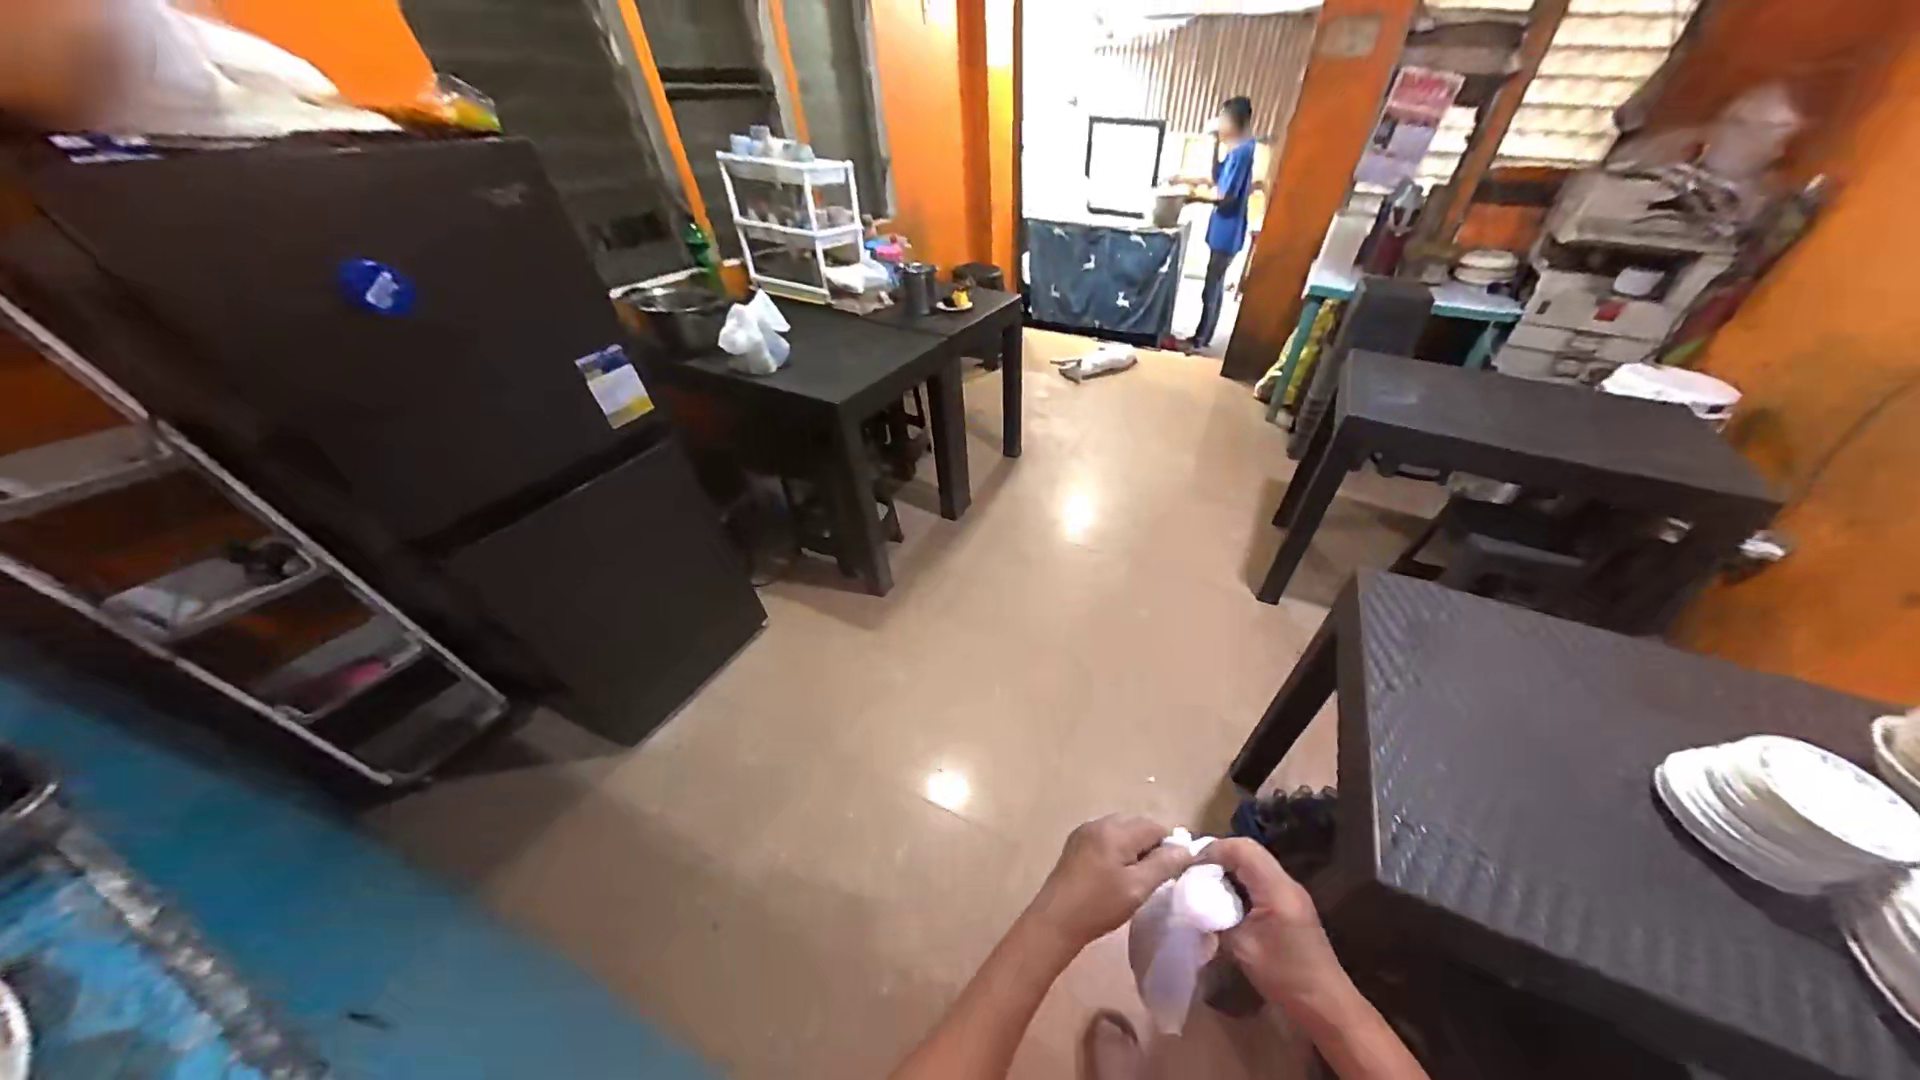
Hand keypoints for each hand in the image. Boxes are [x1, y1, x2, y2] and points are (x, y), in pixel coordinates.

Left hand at [1022, 815, 1191, 952]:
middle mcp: (1100, 822)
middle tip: (1151, 877)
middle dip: (1150, 846)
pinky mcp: (1076, 842)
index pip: (1155, 826)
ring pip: (1121, 830)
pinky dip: (1116, 849)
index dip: (1167, 847)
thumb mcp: (1138, 888)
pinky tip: (1114, 874)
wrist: (1057, 919)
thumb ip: (1164, 865)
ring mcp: (1085, 830)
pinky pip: (1106, 836)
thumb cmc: (1100, 905)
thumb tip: (1186, 849)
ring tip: (1133, 878)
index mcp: (1116, 830)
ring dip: (1133, 847)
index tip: (1168, 873)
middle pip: (1137, 824)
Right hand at [1199, 838, 1347, 1007]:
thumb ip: (1215, 917)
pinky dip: (1240, 879)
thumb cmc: (1285, 977)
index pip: (1240, 848)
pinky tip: (1227, 899)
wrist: (1328, 1007)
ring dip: (1229, 866)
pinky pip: (1260, 877)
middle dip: (1218, 855)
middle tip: (1195, 872)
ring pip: (1254, 861)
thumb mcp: (1241, 947)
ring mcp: (1291, 892)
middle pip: (1248, 849)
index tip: (1190, 869)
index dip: (1212, 851)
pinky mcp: (1291, 903)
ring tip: (1206, 883)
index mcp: (1276, 888)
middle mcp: (1287, 883)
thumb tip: (1192, 901)